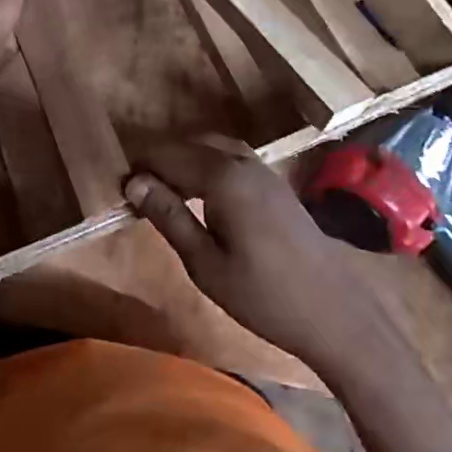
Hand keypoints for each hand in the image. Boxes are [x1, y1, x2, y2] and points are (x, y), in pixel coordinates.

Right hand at [125, 136, 388, 367]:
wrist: (331, 308)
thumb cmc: (263, 294)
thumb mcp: (205, 263)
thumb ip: (169, 216)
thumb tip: (134, 183)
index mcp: (223, 176)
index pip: (170, 154)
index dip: (142, 165)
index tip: (120, 187)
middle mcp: (243, 160)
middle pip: (192, 143)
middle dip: (162, 158)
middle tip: (137, 189)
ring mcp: (263, 168)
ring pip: (214, 146)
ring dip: (185, 159)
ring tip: (164, 190)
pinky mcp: (274, 181)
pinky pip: (232, 157)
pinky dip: (208, 163)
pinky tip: (201, 192)